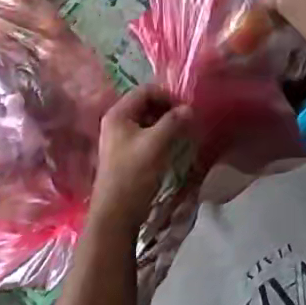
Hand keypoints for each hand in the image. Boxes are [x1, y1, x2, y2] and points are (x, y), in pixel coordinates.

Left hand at [92, 85, 191, 219]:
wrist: (115, 214)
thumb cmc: (133, 175)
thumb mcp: (156, 144)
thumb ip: (174, 122)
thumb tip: (190, 109)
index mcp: (118, 114)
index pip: (146, 91)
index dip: (168, 96)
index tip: (187, 109)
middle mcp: (117, 122)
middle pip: (147, 105)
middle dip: (169, 110)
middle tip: (188, 122)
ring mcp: (120, 139)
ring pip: (148, 122)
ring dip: (167, 125)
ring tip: (185, 134)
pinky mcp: (127, 155)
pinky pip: (147, 137)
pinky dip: (162, 137)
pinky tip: (174, 147)